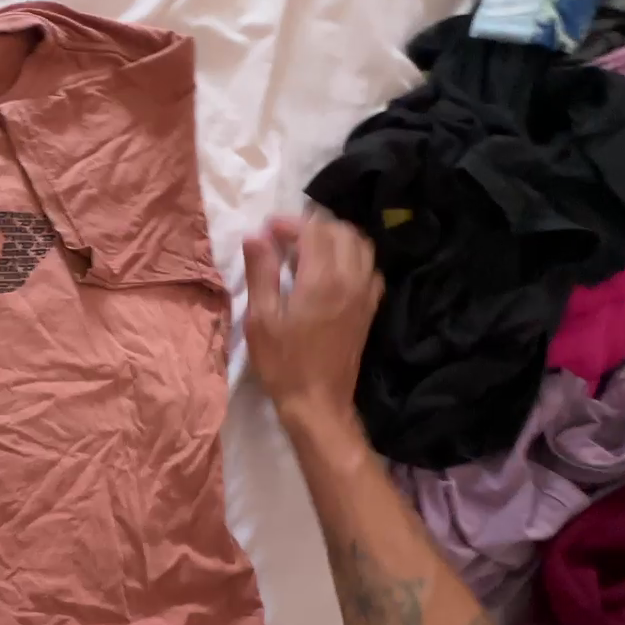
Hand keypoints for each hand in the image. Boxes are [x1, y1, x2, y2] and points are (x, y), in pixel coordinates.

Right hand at [242, 211, 382, 432]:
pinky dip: (350, 257)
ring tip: (305, 249)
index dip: (288, 224)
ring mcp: (366, 292)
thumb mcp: (260, 319)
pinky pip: (368, 267)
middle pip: (340, 232)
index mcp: (322, 279)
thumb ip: (260, 274)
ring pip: (359, 245)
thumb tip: (255, 237)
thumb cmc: (282, 362)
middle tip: (281, 238)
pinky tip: (329, 270)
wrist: (317, 400)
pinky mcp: (370, 306)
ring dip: (333, 238)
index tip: (265, 230)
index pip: (313, 231)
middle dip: (310, 227)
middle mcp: (351, 278)